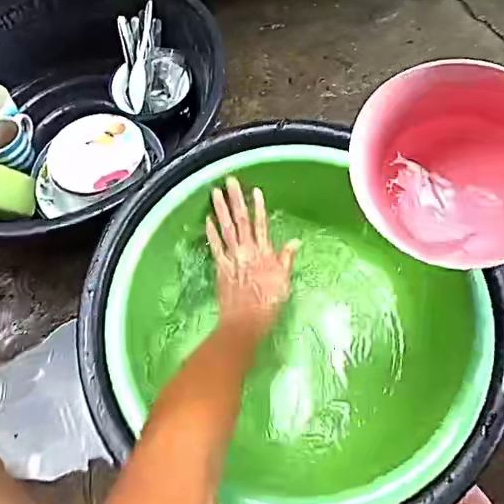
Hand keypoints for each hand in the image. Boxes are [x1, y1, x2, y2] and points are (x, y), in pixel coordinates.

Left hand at [207, 177, 299, 340]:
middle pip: (241, 220)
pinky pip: (215, 246)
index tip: (254, 191)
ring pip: (226, 228)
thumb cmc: (268, 304)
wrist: (245, 322)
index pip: (261, 225)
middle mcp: (247, 251)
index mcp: (264, 253)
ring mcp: (232, 258)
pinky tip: (207, 219)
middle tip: (230, 181)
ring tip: (215, 192)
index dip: (258, 207)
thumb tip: (295, 241)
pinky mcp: (220, 267)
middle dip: (236, 199)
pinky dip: (211, 232)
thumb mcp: (284, 281)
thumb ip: (286, 259)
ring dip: (220, 209)